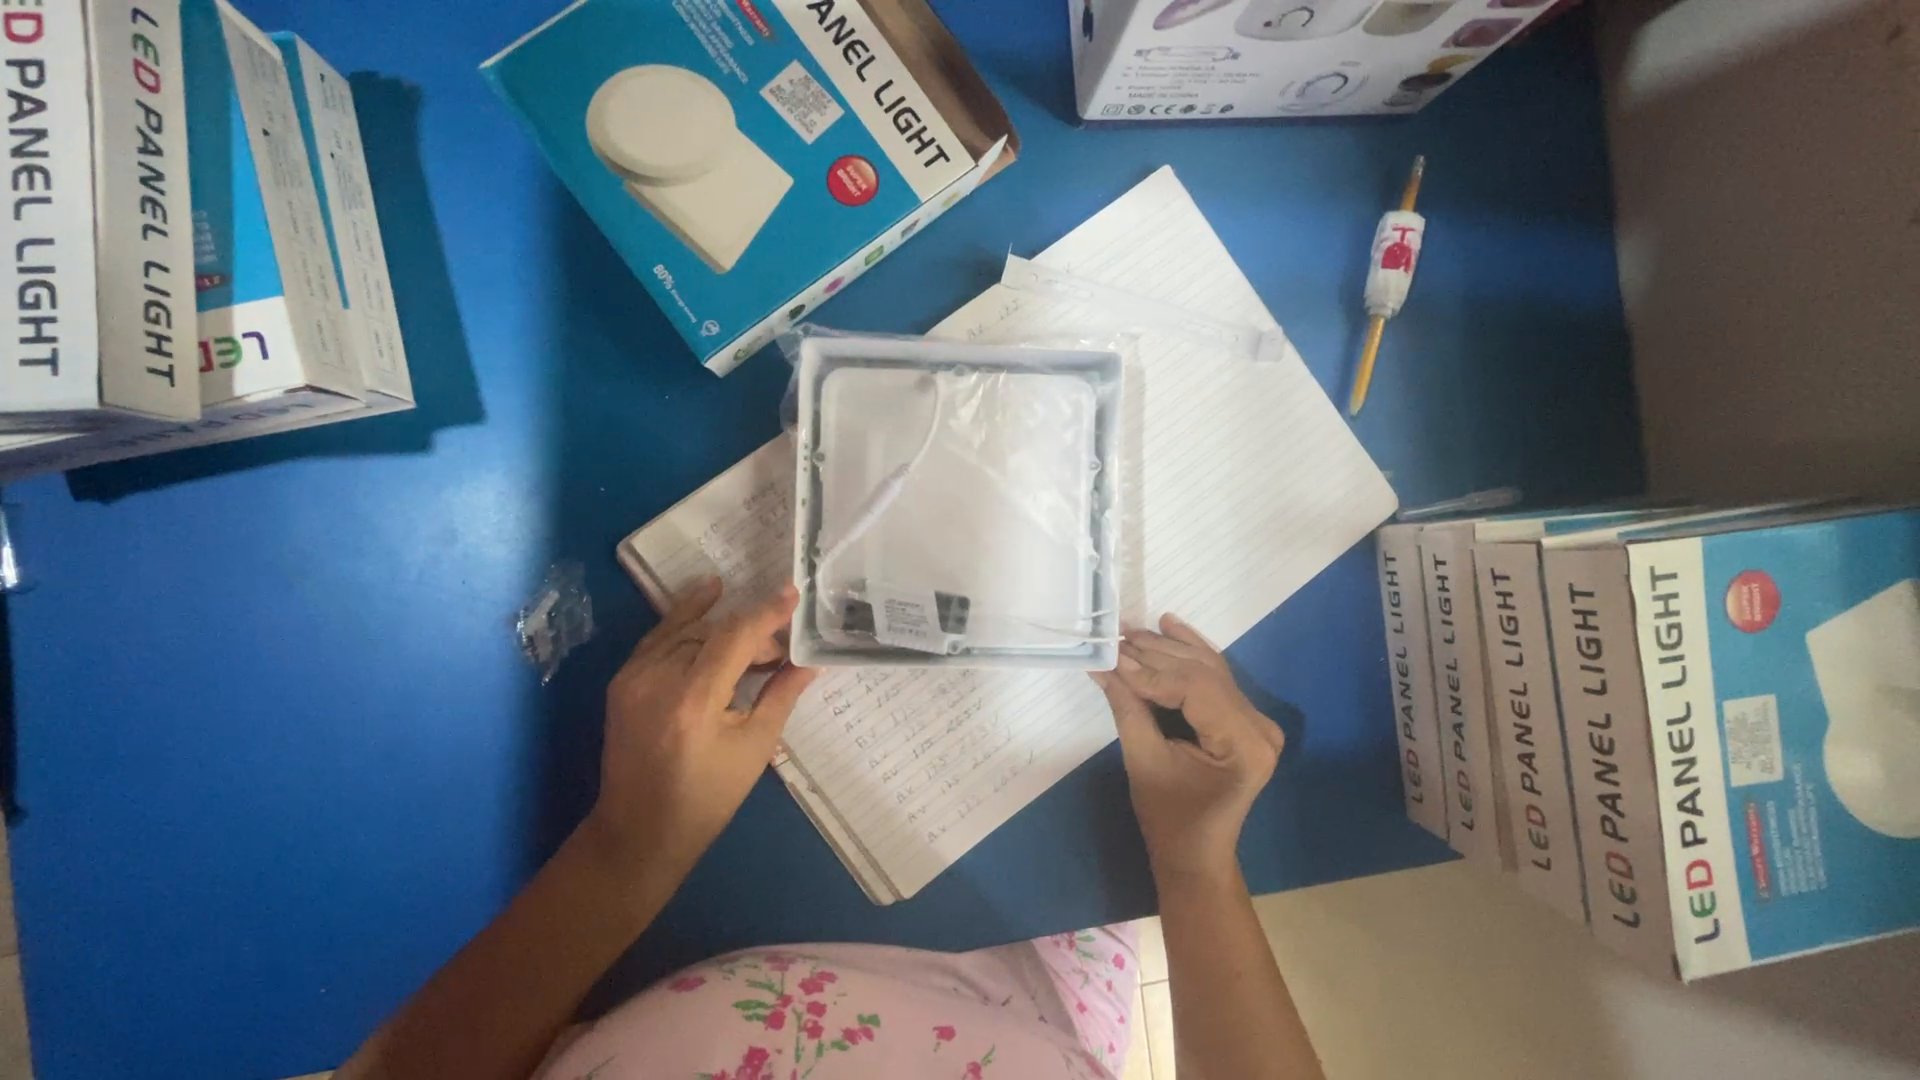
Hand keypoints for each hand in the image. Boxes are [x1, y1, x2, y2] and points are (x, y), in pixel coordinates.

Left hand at [585, 578, 816, 877]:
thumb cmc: (707, 798)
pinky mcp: (623, 680)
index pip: (735, 637)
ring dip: (725, 630)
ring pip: (688, 630)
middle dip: (753, 634)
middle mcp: (658, 679)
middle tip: (781, 653)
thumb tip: (811, 661)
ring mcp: (634, 677)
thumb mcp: (755, 747)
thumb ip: (782, 695)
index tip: (793, 593)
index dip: (767, 613)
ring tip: (756, 645)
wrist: (638, 831)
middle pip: (714, 632)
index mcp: (693, 701)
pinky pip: (661, 637)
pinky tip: (710, 596)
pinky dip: (686, 618)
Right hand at [1092, 614, 1284, 881]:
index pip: (1195, 689)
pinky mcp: (1243, 719)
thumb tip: (1103, 662)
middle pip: (1203, 673)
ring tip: (1133, 630)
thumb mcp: (1143, 760)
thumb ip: (1127, 707)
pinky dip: (1189, 654)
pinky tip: (1170, 626)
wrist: (1195, 852)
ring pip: (1209, 669)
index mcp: (1244, 744)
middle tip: (1117, 635)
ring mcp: (1256, 721)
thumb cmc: (1169, 817)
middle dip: (1156, 654)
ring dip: (1169, 648)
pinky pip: (1214, 678)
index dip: (1150, 671)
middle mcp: (1259, 726)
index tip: (1112, 656)